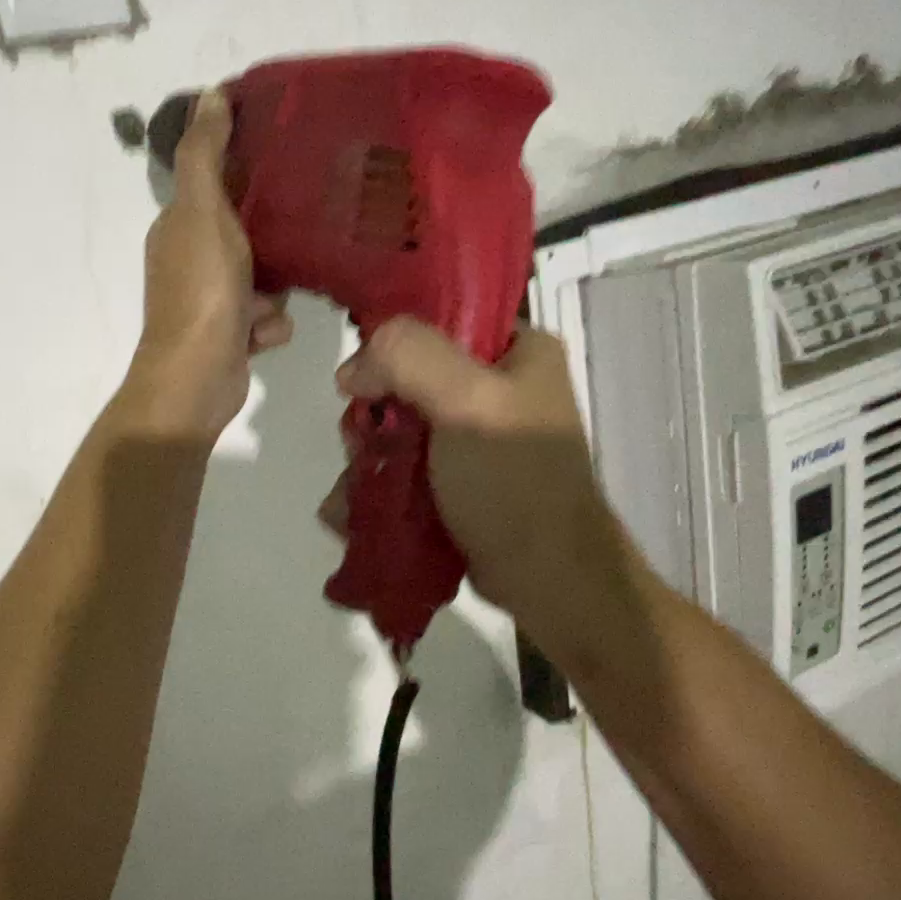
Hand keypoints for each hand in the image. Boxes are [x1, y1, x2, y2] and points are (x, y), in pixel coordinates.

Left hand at [120, 89, 291, 441]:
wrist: (196, 378)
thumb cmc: (201, 292)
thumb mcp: (202, 211)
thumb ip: (206, 154)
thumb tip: (210, 94)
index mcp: (177, 228)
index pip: (215, 184)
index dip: (247, 171)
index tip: (286, 160)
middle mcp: (190, 262)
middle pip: (244, 232)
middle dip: (272, 237)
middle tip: (304, 227)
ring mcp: (210, 303)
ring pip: (262, 278)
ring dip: (274, 290)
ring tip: (274, 298)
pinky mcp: (230, 337)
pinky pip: (265, 319)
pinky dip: (269, 326)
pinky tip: (265, 333)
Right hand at [322, 318, 626, 616]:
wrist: (548, 578)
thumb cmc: (514, 481)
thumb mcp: (467, 400)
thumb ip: (407, 360)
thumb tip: (351, 369)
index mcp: (517, 351)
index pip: (438, 322)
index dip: (389, 349)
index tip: (358, 387)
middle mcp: (498, 389)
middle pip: (406, 382)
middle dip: (373, 420)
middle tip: (363, 449)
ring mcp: (476, 441)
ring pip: (397, 432)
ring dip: (366, 463)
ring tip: (353, 499)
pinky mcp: (458, 484)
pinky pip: (403, 471)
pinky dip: (377, 490)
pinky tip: (355, 516)